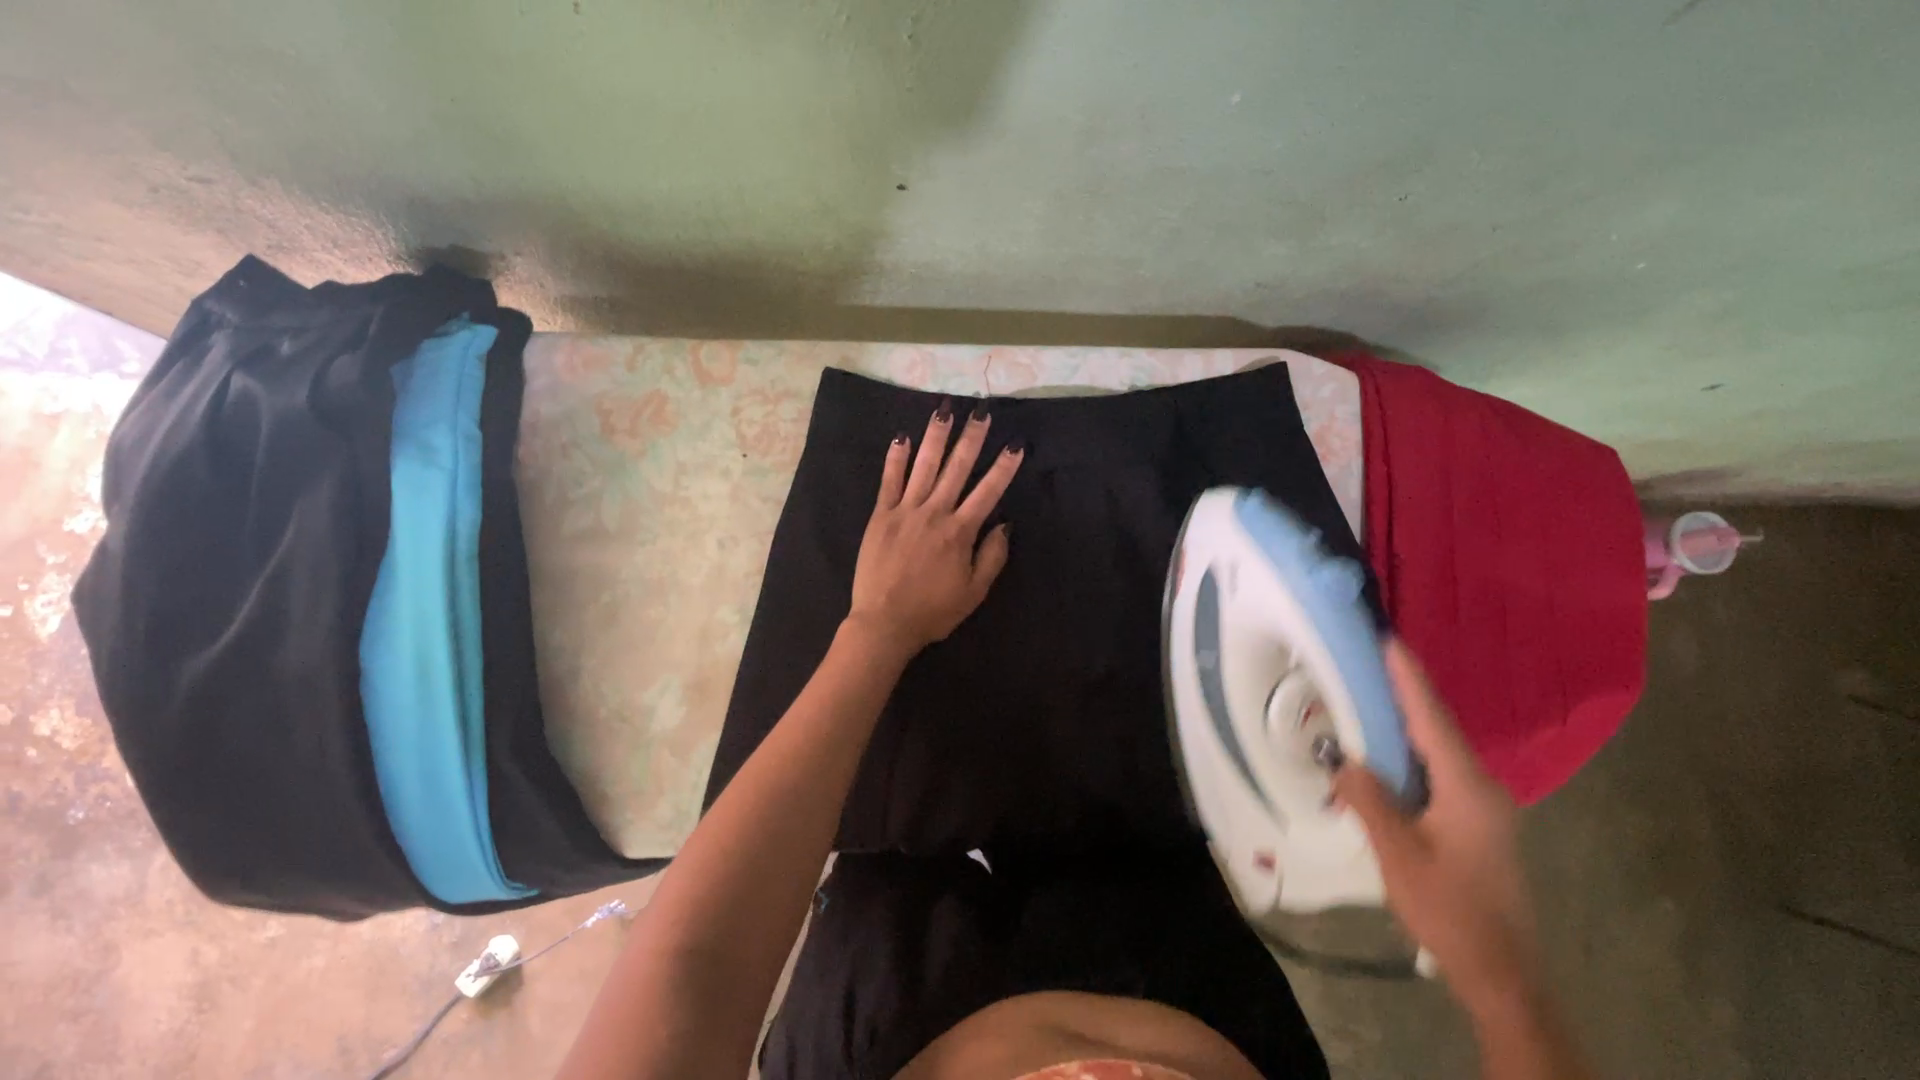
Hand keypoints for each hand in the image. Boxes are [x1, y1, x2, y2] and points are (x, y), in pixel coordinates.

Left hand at [847, 400, 1023, 654]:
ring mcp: (905, 511)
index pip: (988, 492)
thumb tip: (1004, 524)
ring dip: (936, 437)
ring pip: (923, 466)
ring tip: (944, 410)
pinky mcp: (881, 516)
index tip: (1016, 444)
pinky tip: (902, 437)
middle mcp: (934, 513)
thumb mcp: (974, 592)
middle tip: (981, 412)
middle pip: (957, 469)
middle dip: (971, 438)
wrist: (884, 622)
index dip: (1004, 467)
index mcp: (960, 532)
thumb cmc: (933, 611)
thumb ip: (992, 556)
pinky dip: (896, 459)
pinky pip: (889, 481)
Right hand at [1332, 640, 1542, 1016]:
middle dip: (1402, 698)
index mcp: (1466, 787)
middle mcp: (1483, 788)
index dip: (1408, 679)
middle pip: (1436, 731)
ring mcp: (1485, 809)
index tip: (1389, 641)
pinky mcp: (1480, 828)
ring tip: (1367, 707)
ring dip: (1403, 732)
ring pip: (1438, 757)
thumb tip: (1345, 761)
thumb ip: (1369, 800)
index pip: (1430, 719)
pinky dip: (1411, 763)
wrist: (1502, 972)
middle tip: (1366, 668)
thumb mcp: (1397, 853)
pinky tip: (1387, 765)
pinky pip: (1440, 779)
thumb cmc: (1449, 908)